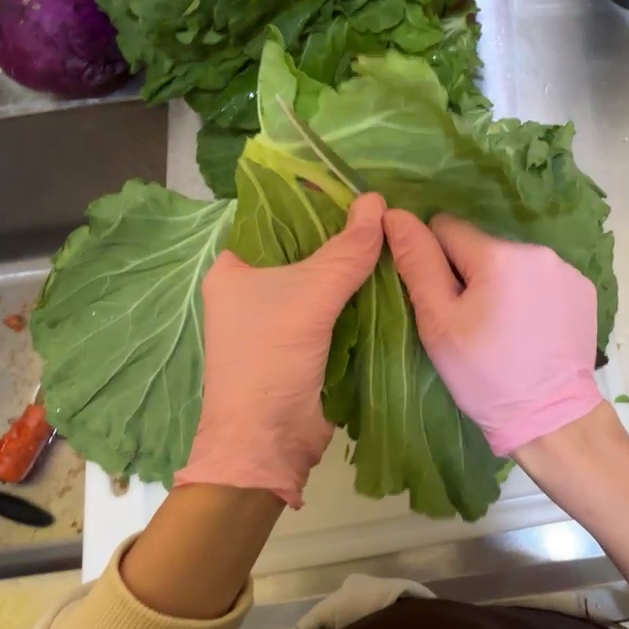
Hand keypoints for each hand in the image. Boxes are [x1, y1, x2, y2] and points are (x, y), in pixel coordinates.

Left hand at [176, 193, 385, 506]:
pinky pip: (335, 308)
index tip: (356, 185)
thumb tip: (377, 200)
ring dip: (355, 267)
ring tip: (396, 236)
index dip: (314, 201)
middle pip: (304, 249)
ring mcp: (279, 319)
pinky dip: (358, 297)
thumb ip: (347, 250)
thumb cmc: (270, 359)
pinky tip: (391, 277)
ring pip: (323, 280)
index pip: (276, 219)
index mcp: (233, 270)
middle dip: (342, 234)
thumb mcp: (311, 296)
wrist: (268, 442)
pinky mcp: (304, 344)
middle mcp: (251, 290)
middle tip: (386, 209)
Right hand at [383, 211, 604, 455]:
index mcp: (498, 254)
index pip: (447, 228)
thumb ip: (417, 263)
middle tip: (468, 321)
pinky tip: (529, 329)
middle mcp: (537, 251)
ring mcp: (566, 270)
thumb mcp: (439, 322)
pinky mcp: (582, 291)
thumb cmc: (486, 375)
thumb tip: (394, 214)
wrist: (552, 418)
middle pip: (482, 247)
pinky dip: (530, 296)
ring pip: (512, 263)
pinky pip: (541, 279)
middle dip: (470, 274)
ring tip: (500, 328)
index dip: (433, 259)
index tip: (438, 297)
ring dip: (501, 284)